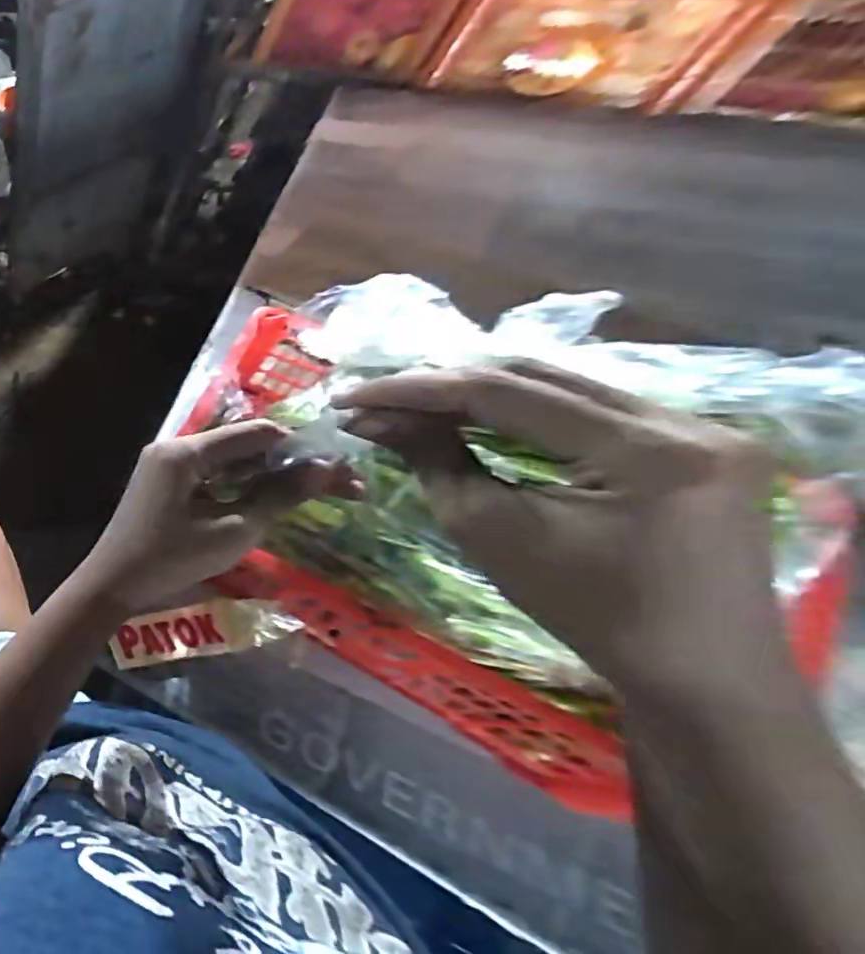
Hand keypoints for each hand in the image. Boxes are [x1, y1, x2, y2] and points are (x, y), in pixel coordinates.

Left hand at [79, 420, 356, 613]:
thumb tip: (325, 470)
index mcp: (184, 451)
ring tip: (315, 493)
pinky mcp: (164, 482)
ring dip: (268, 474)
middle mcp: (173, 447)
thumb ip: (277, 496)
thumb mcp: (232, 531)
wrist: (113, 583)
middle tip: (339, 485)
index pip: (255, 433)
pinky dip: (240, 484)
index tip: (342, 468)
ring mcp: (165, 464)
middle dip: (289, 462)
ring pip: (228, 459)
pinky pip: (210, 473)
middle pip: (242, 443)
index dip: (301, 448)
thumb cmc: (171, 559)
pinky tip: (271, 498)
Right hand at [336, 360, 783, 684]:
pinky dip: (517, 409)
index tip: (349, 398)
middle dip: (440, 385)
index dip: (414, 389)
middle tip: (372, 400)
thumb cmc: (583, 609)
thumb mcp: (488, 528)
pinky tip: (470, 417)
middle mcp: (685, 421)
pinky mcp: (690, 441)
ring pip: (557, 384)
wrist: (695, 670)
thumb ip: (431, 457)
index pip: (502, 392)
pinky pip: (583, 406)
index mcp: (645, 450)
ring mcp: (697, 427)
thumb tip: (371, 417)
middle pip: (532, 377)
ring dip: (475, 392)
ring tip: (408, 405)